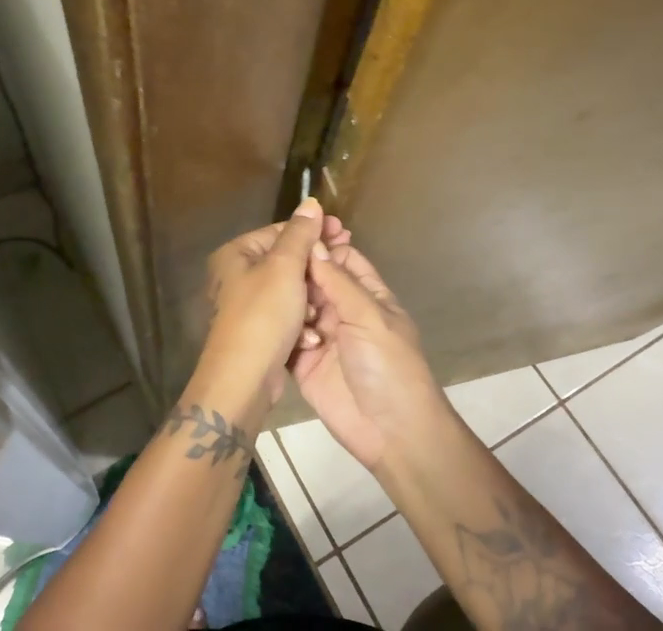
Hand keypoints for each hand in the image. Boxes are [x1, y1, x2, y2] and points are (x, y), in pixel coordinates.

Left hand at [197, 198, 343, 405]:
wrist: (243, 379)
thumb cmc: (263, 315)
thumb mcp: (284, 267)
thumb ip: (300, 234)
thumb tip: (311, 202)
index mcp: (236, 254)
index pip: (280, 231)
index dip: (313, 231)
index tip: (345, 232)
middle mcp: (236, 275)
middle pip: (286, 261)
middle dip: (315, 269)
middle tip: (345, 264)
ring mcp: (246, 306)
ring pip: (290, 291)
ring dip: (310, 301)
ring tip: (320, 310)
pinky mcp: (257, 332)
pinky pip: (286, 318)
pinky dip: (300, 325)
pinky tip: (311, 336)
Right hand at [292, 241, 447, 470]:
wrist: (391, 432)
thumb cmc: (389, 366)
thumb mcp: (369, 316)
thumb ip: (339, 281)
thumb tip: (313, 243)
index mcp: (369, 296)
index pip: (343, 260)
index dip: (322, 245)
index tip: (291, 231)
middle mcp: (344, 312)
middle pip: (316, 281)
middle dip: (298, 273)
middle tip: (272, 263)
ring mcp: (323, 338)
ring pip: (297, 307)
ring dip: (288, 303)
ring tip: (276, 301)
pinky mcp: (304, 364)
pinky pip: (286, 338)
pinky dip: (279, 331)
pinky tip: (271, 326)